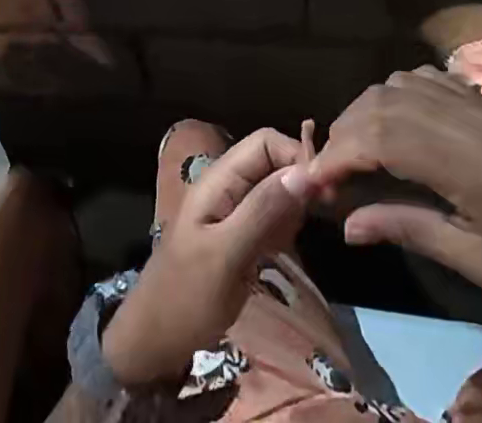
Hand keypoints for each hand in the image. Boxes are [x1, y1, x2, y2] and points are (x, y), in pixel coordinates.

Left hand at [102, 128, 310, 386]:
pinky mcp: (242, 235)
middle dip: (301, 181)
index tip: (325, 189)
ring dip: (295, 206)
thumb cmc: (186, 295)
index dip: (297, 154)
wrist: (156, 339)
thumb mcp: (226, 253)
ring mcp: (234, 211)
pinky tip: (284, 249)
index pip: (265, 142)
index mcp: (219, 180)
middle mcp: (228, 187)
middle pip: (274, 162)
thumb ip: (264, 210)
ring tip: (295, 237)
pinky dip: (286, 226)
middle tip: (323, 213)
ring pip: (277, 189)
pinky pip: (273, 216)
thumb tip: (306, 172)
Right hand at [309, 67, 481, 300]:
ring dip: (364, 112)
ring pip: (395, 85)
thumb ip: (411, 230)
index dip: (336, 156)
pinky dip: (393, 95)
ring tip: (357, 151)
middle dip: (342, 134)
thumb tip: (347, 224)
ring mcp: (476, 101)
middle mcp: (465, 118)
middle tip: (331, 171)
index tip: (313, 182)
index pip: (378, 140)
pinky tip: (395, 125)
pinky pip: (422, 78)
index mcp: (468, 163)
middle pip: (379, 104)